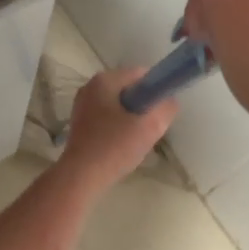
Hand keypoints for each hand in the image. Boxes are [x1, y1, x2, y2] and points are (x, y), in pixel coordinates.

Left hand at [58, 68, 176, 188]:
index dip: (157, 89)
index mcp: (104, 80)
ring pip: (118, 104)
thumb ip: (166, 108)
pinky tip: (122, 144)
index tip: (163, 109)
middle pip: (128, 89)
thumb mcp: (150, 126)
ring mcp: (82, 104)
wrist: (82, 175)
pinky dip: (118, 125)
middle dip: (143, 105)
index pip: (140, 74)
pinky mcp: (80, 122)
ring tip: (137, 138)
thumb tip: (169, 101)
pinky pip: (107, 116)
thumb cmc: (115, 146)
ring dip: (131, 117)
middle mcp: (90, 87)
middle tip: (152, 126)